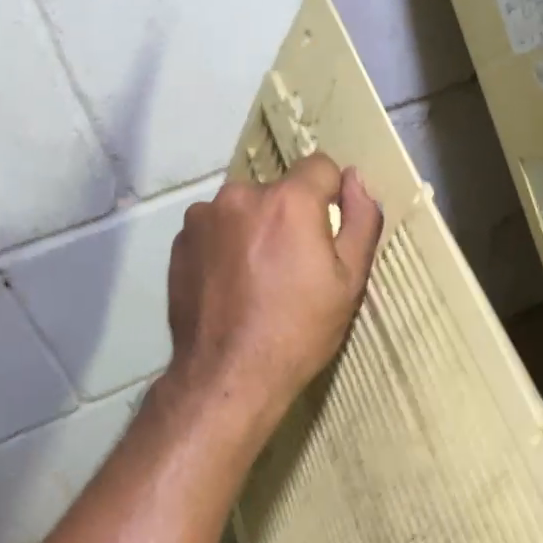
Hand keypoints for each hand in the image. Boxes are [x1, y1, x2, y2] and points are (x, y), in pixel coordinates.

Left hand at [165, 153, 382, 429]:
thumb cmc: (299, 332)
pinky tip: (231, 289)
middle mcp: (241, 195)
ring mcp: (203, 217)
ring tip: (258, 282)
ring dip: (255, 232)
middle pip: (280, 192)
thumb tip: (357, 180)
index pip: (321, 167)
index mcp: (289, 201)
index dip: (332, 200)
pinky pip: (215, 231)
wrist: (230, 374)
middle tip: (294, 271)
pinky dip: (226, 249)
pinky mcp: (180, 242)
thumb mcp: (349, 282)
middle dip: (290, 219)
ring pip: (245, 211)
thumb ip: (361, 222)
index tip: (328, 240)